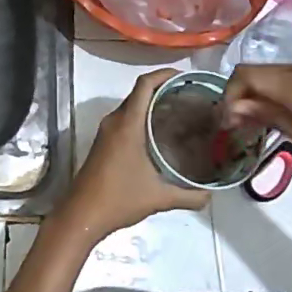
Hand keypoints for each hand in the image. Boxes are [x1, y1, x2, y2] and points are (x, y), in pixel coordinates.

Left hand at [59, 69, 208, 239]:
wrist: (80, 216)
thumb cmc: (118, 200)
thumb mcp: (159, 198)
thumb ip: (189, 196)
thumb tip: (211, 196)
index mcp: (128, 125)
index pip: (144, 85)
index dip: (164, 74)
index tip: (184, 76)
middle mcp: (115, 122)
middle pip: (138, 93)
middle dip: (162, 88)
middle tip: (189, 96)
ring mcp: (106, 132)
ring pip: (131, 106)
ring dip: (151, 103)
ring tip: (179, 111)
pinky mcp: (103, 143)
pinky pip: (125, 119)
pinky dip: (141, 117)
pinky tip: (158, 132)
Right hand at [223, 60, 291, 206]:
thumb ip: (276, 121)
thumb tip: (238, 109)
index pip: (244, 75)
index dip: (227, 98)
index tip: (226, 129)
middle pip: (258, 73)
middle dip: (241, 99)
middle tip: (240, 134)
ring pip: (276, 76)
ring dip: (261, 98)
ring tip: (262, 133)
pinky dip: (281, 96)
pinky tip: (289, 123)